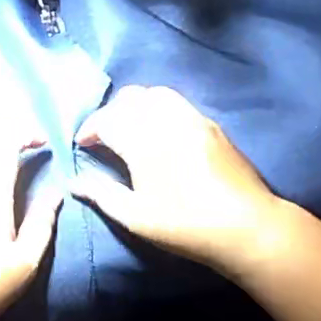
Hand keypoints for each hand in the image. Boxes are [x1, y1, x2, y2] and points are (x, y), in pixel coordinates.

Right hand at [69, 86, 289, 274]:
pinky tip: (160, 133)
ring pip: (156, 94)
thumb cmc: (184, 225)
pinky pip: (178, 103)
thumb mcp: (136, 217)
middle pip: (131, 98)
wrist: (246, 226)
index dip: (90, 128)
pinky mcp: (212, 125)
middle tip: (104, 137)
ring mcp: (193, 118)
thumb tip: (74, 182)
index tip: (83, 145)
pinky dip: (159, 108)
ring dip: (136, 106)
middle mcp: (167, 119)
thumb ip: (102, 194)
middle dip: (111, 113)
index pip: (107, 119)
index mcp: (143, 140)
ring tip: (131, 130)